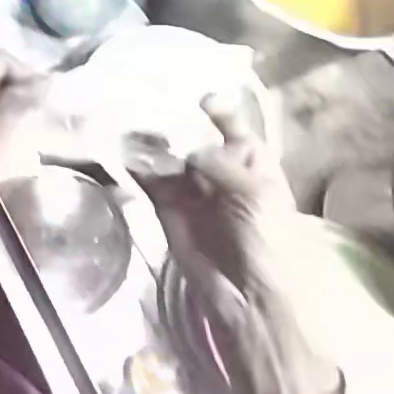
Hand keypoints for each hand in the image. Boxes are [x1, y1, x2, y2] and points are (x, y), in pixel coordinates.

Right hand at [137, 94, 295, 288]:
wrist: (250, 293)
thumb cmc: (267, 237)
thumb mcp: (255, 191)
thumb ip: (219, 163)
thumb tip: (185, 153)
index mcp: (253, 164)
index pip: (235, 130)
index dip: (220, 113)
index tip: (203, 99)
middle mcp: (221, 172)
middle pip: (195, 140)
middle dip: (176, 126)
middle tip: (151, 108)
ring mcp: (193, 191)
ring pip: (170, 159)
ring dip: (153, 144)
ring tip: (132, 129)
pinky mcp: (168, 209)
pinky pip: (152, 182)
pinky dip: (138, 169)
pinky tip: (126, 154)